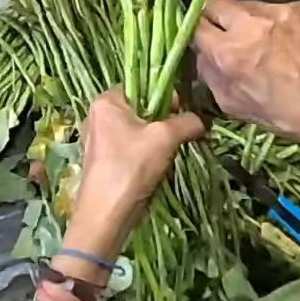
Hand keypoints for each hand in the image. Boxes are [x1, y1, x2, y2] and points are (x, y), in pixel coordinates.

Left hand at [68, 89, 203, 253]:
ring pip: (136, 129)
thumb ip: (187, 122)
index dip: (165, 95)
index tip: (184, 111)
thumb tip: (202, 121)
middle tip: (181, 132)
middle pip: (139, 108)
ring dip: (156, 139)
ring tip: (171, 150)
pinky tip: (157, 166)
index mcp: (106, 101)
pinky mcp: (102, 160)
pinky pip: (129, 147)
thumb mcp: (165, 138)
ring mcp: (98, 139)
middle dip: (163, 119)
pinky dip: (145, 153)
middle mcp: (97, 115)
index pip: (141, 86)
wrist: (106, 214)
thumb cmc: (131, 167)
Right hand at [192, 0, 299, 147]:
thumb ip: (209, 72)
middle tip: (222, 32)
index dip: (192, 30)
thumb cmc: (281, 113)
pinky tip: (286, 42)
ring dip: (246, 20)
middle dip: (213, 15)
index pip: (193, 24)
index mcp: (229, 52)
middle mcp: (250, 25)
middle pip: (214, 1)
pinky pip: (274, 8)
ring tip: (262, 42)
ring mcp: (278, 11)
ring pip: (246, 4)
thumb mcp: (231, 103)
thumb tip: (201, 51)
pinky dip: (274, 22)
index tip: (197, 36)